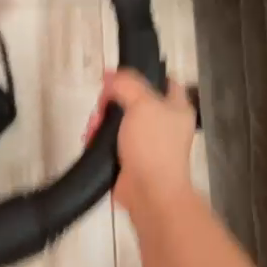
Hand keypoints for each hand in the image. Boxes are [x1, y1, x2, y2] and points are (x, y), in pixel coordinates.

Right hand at [90, 70, 198, 215]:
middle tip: (101, 107)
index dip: (142, 74)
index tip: (119, 77)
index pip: (163, 80)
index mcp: (176, 107)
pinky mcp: (130, 158)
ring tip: (93, 128)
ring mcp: (147, 142)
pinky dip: (99, 139)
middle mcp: (164, 122)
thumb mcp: (142, 104)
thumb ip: (126, 84)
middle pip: (133, 99)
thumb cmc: (153, 145)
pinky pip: (112, 140)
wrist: (150, 192)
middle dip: (111, 101)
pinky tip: (90, 139)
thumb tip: (110, 76)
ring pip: (119, 120)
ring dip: (101, 120)